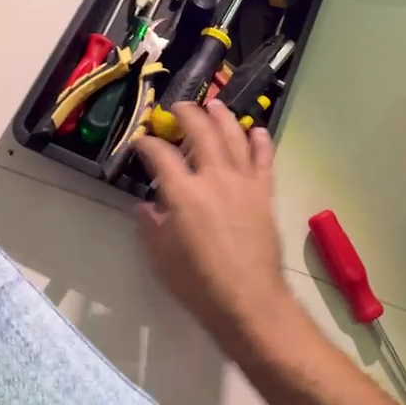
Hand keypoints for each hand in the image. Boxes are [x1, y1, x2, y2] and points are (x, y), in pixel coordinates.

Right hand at [133, 101, 299, 345]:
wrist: (249, 300)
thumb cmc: (199, 283)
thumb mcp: (162, 257)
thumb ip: (151, 226)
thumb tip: (146, 206)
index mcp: (183, 193)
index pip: (161, 155)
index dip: (147, 144)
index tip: (141, 141)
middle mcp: (214, 178)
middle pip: (201, 132)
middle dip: (186, 114)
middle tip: (177, 107)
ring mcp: (243, 182)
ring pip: (234, 137)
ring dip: (222, 117)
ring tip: (214, 105)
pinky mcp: (264, 193)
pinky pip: (264, 159)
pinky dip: (260, 141)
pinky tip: (256, 130)